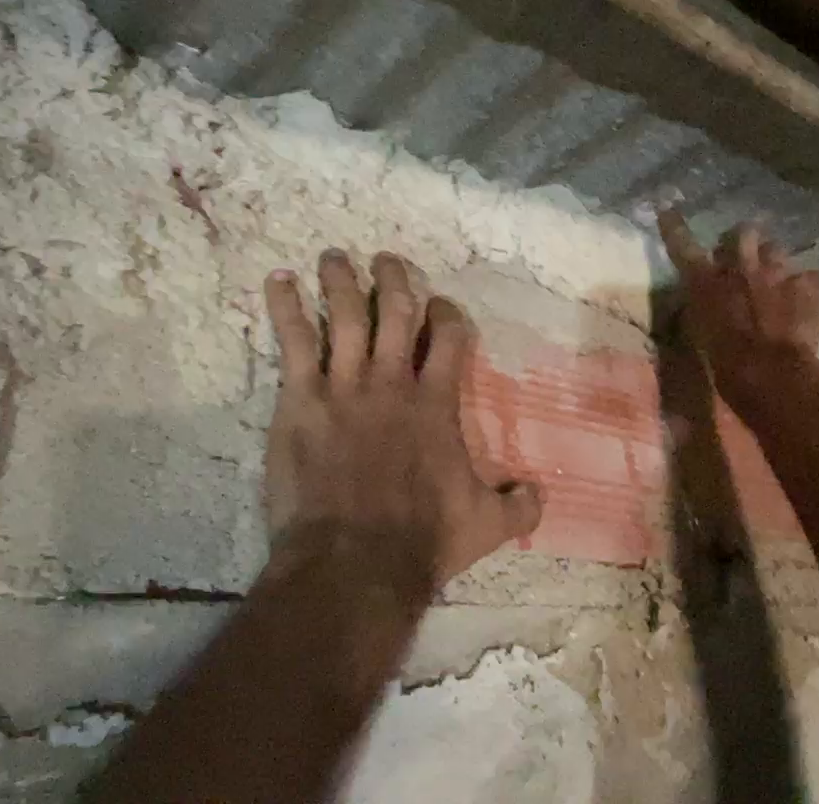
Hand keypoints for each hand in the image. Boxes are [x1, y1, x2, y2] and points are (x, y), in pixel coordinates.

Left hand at [261, 249, 543, 598]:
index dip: (446, 313)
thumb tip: (540, 494)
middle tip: (385, 260)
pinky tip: (278, 282)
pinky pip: (293, 342)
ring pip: (344, 315)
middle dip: (392, 279)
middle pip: (395, 310)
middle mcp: (392, 381)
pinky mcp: (301, 400)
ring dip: (339, 280)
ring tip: (333, 256)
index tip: (439, 305)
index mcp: (436, 403)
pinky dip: (285, 308)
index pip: (448, 337)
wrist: (355, 562)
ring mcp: (345, 386)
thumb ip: (518, 507)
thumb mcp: (486, 527)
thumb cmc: (422, 540)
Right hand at [657, 206, 818, 418]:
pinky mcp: (810, 286)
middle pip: (741, 232)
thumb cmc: (724, 362)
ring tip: (776, 274)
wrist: (773, 374)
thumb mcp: (699, 334)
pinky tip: (806, 294)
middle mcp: (740, 266)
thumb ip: (701, 306)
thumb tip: (701, 299)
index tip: (668, 212)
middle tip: (742, 254)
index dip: (674, 227)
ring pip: (776, 248)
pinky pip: (810, 273)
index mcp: (707, 280)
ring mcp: (778, 272)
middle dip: (741, 240)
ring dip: (773, 259)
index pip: (682, 244)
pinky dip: (806, 282)